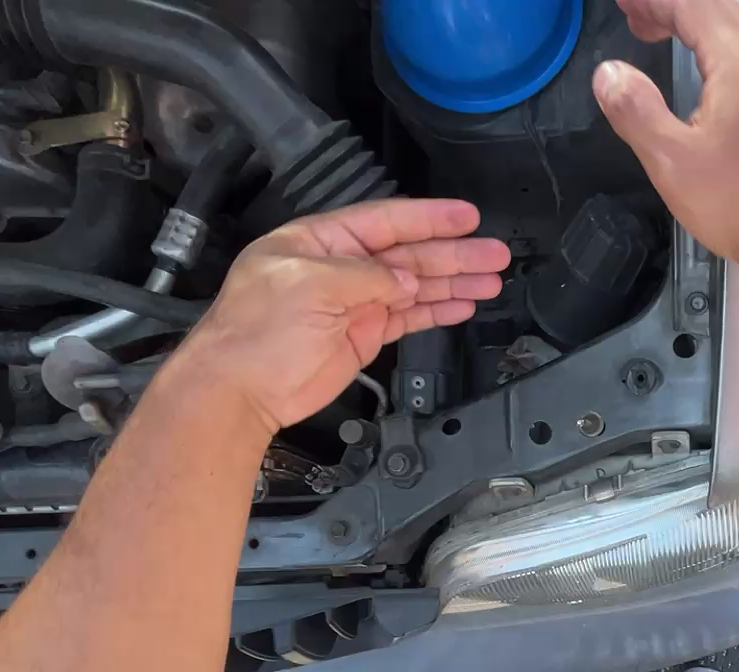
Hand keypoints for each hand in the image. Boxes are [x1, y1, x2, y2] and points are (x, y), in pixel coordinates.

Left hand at [171, 198, 511, 432]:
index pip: (386, 222)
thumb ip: (364, 276)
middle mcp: (342, 268)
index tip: (467, 217)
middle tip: (494, 254)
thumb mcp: (308, 285)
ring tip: (490, 281)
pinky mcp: (365, 334)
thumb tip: (405, 279)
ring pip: (417, 287)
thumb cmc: (256, 333)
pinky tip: (463, 306)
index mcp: (321, 242)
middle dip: (456, 254)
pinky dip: (438, 312)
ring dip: (455, 284)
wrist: (244, 388)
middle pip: (411, 255)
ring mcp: (356, 302)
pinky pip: (410, 317)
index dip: (430, 219)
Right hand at [592, 0, 738, 286]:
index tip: (623, 2)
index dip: (653, 0)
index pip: (691, 4)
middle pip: (717, 8)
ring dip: (696, 25)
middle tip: (635, 17)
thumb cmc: (736, 205)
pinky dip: (717, 49)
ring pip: (736, 31)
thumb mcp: (672, 162)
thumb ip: (636, 111)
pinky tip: (703, 76)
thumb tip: (608, 73)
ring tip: (660, 36)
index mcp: (738, 61)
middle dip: (672, 6)